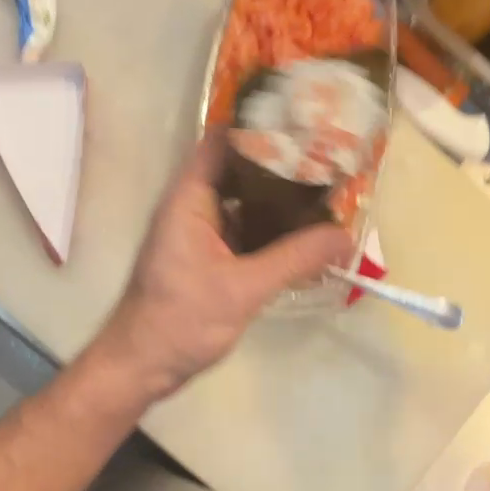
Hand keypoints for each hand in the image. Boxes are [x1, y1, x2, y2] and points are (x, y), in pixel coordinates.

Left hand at [89, 142, 354, 403]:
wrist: (141, 367)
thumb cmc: (180, 321)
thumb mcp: (243, 289)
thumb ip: (295, 259)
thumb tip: (347, 237)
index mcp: (189, 199)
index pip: (224, 141)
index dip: (260, 127)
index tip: (306, 123)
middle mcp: (193, 208)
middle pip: (240, 171)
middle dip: (282, 166)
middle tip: (331, 160)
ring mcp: (201, 235)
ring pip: (246, 205)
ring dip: (282, 203)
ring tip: (329, 194)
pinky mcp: (209, 260)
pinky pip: (246, 234)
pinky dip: (273, 233)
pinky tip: (308, 238)